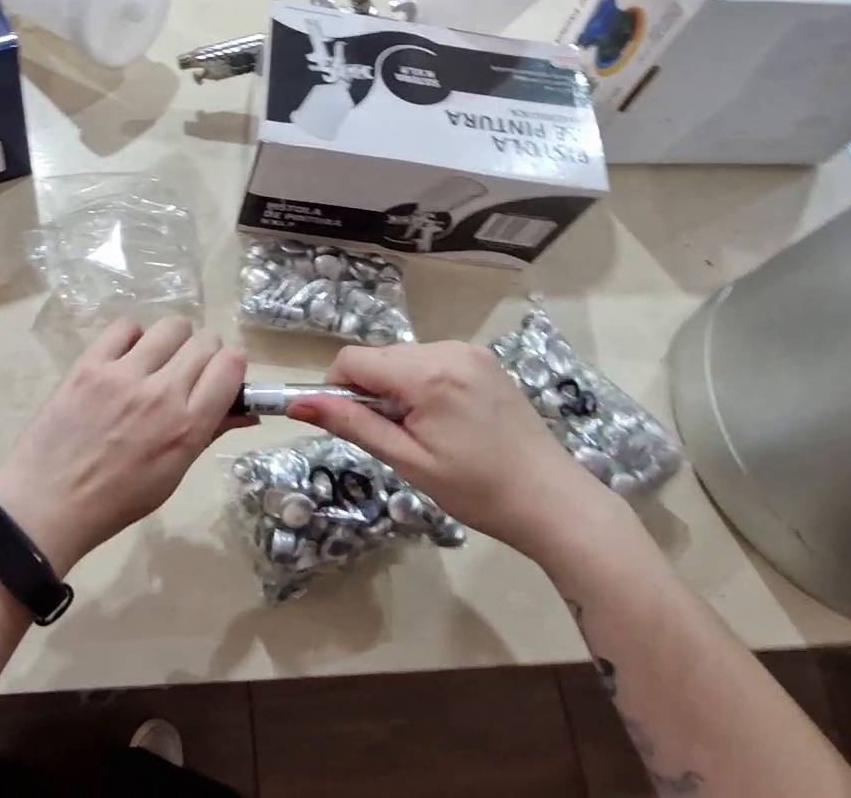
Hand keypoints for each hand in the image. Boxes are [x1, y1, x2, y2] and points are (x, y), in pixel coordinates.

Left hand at [0, 317, 250, 575]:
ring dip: (173, 341)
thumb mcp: (174, 474)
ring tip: (157, 362)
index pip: (231, 365)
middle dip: (205, 355)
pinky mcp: (89, 364)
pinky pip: (125, 327)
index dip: (231, 367)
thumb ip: (210, 432)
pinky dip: (133, 338)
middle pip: (205, 342)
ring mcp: (123, 375)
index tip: (220, 377)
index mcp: (187, 427)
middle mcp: (161, 394)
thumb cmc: (117, 499)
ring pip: (171, 327)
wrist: (48, 504)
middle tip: (187, 373)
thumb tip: (248, 411)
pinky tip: (125, 359)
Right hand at [286, 341, 616, 557]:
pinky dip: (422, 386)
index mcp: (428, 373)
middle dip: (371, 393)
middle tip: (396, 439)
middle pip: (379, 358)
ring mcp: (470, 352)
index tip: (352, 425)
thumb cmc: (476, 490)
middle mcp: (448, 349)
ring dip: (396, 390)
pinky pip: (431, 363)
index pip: (353, 360)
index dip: (337, 390)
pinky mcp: (484, 362)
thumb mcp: (407, 461)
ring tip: (425, 435)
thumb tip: (297, 403)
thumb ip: (352, 425)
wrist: (552, 500)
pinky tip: (445, 423)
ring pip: (403, 360)